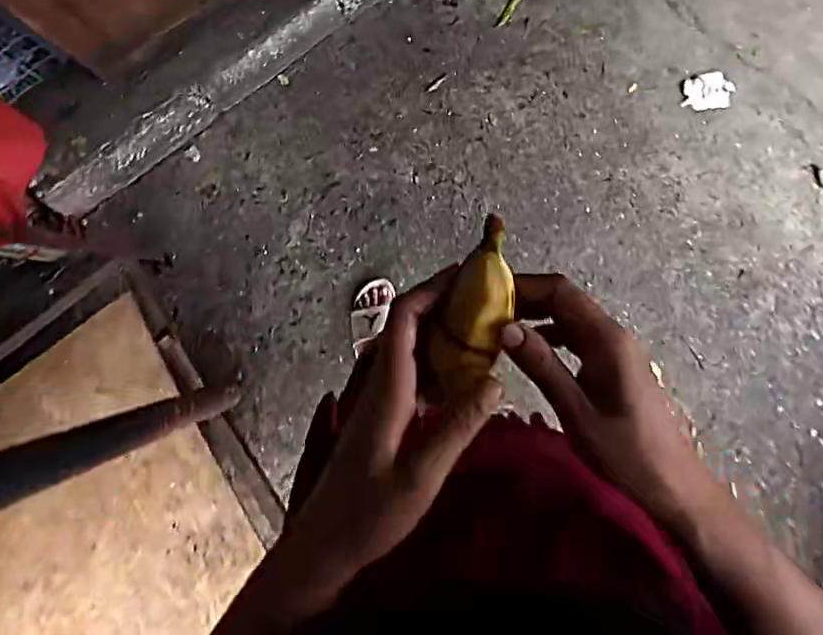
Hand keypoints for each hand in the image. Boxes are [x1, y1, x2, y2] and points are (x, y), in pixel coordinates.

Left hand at [217, 273, 500, 632]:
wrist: (325, 548)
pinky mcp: (388, 412)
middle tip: (486, 296)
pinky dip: (443, 358)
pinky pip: (418, 370)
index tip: (465, 273)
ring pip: (415, 345)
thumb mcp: (421, 474)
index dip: (432, 287)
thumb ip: (459, 426)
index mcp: (388, 385)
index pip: (404, 317)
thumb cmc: (369, 513)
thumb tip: (497, 380)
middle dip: (445, 300)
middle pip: (410, 323)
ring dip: (447, 328)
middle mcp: (383, 381)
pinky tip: (469, 373)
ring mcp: (383, 396)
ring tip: (486, 326)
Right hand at [502, 276, 822, 634]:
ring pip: (570, 317)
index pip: (562, 291)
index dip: (525, 286)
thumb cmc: (626, 453)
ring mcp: (615, 347)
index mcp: (607, 338)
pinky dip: (551, 336)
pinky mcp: (614, 363)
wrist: (673, 484)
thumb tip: (505, 328)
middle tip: (484, 311)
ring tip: (498, 329)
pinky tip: (527, 352)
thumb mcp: (577, 412)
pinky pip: (578, 337)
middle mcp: (612, 333)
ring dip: (537, 317)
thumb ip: (542, 366)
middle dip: (526, 299)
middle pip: (565, 299)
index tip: (488, 294)